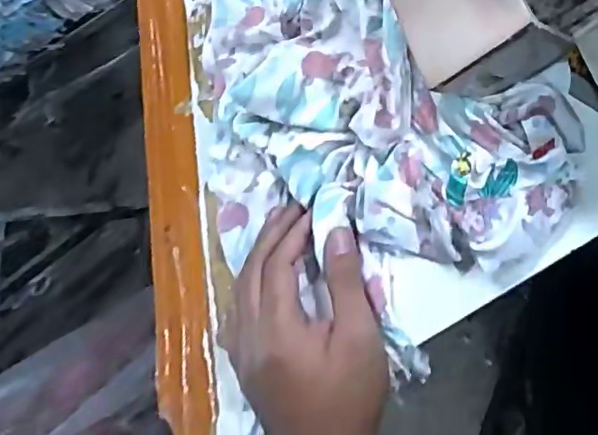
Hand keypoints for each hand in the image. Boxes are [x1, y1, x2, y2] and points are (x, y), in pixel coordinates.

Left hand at [225, 206, 386, 434]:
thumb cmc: (350, 393)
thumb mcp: (359, 334)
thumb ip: (345, 280)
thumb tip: (336, 230)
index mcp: (276, 331)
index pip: (277, 266)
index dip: (295, 232)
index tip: (317, 206)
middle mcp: (249, 339)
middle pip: (251, 274)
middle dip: (272, 235)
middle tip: (294, 205)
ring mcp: (243, 355)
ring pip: (239, 292)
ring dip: (258, 254)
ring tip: (280, 226)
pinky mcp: (246, 365)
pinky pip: (237, 311)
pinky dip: (250, 280)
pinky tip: (263, 274)